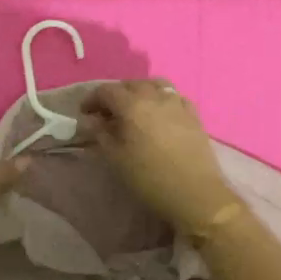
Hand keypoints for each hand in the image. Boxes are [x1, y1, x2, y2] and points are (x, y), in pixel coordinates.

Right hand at [82, 80, 237, 232]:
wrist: (195, 194)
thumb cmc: (150, 179)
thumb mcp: (116, 159)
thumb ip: (101, 135)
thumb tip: (92, 120)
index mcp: (133, 105)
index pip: (107, 91)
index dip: (92, 99)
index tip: (84, 114)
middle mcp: (156, 97)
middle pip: (131, 84)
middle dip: (115, 94)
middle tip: (107, 114)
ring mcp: (178, 103)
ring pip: (155, 85)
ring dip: (140, 92)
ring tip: (134, 109)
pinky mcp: (194, 115)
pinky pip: (174, 97)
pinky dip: (162, 100)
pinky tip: (160, 115)